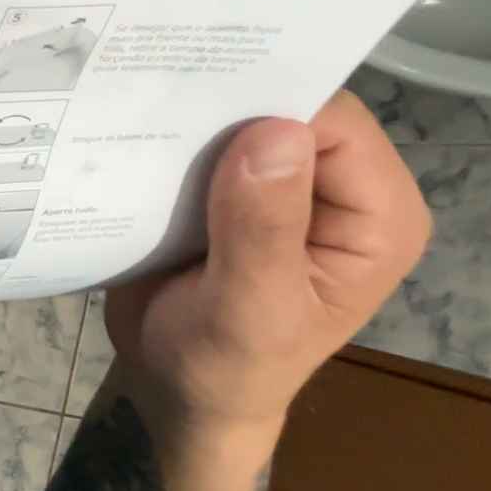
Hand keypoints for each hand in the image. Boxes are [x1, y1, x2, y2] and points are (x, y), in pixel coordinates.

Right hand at [106, 90, 430, 432]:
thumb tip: (271, 134)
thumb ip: (262, 228)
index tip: (195, 103)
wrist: (173, 391)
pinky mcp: (217, 202)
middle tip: (148, 99)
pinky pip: (194, 155)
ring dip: (182, 125)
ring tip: (124, 118)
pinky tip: (119, 146)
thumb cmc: (225, 365)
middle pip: (284, 118)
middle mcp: (329, 197)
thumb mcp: (248, 308)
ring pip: (232, 129)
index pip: (335, 130)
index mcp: (371, 219)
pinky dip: (159, 148)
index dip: (272, 109)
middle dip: (223, 108)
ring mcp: (270, 198)